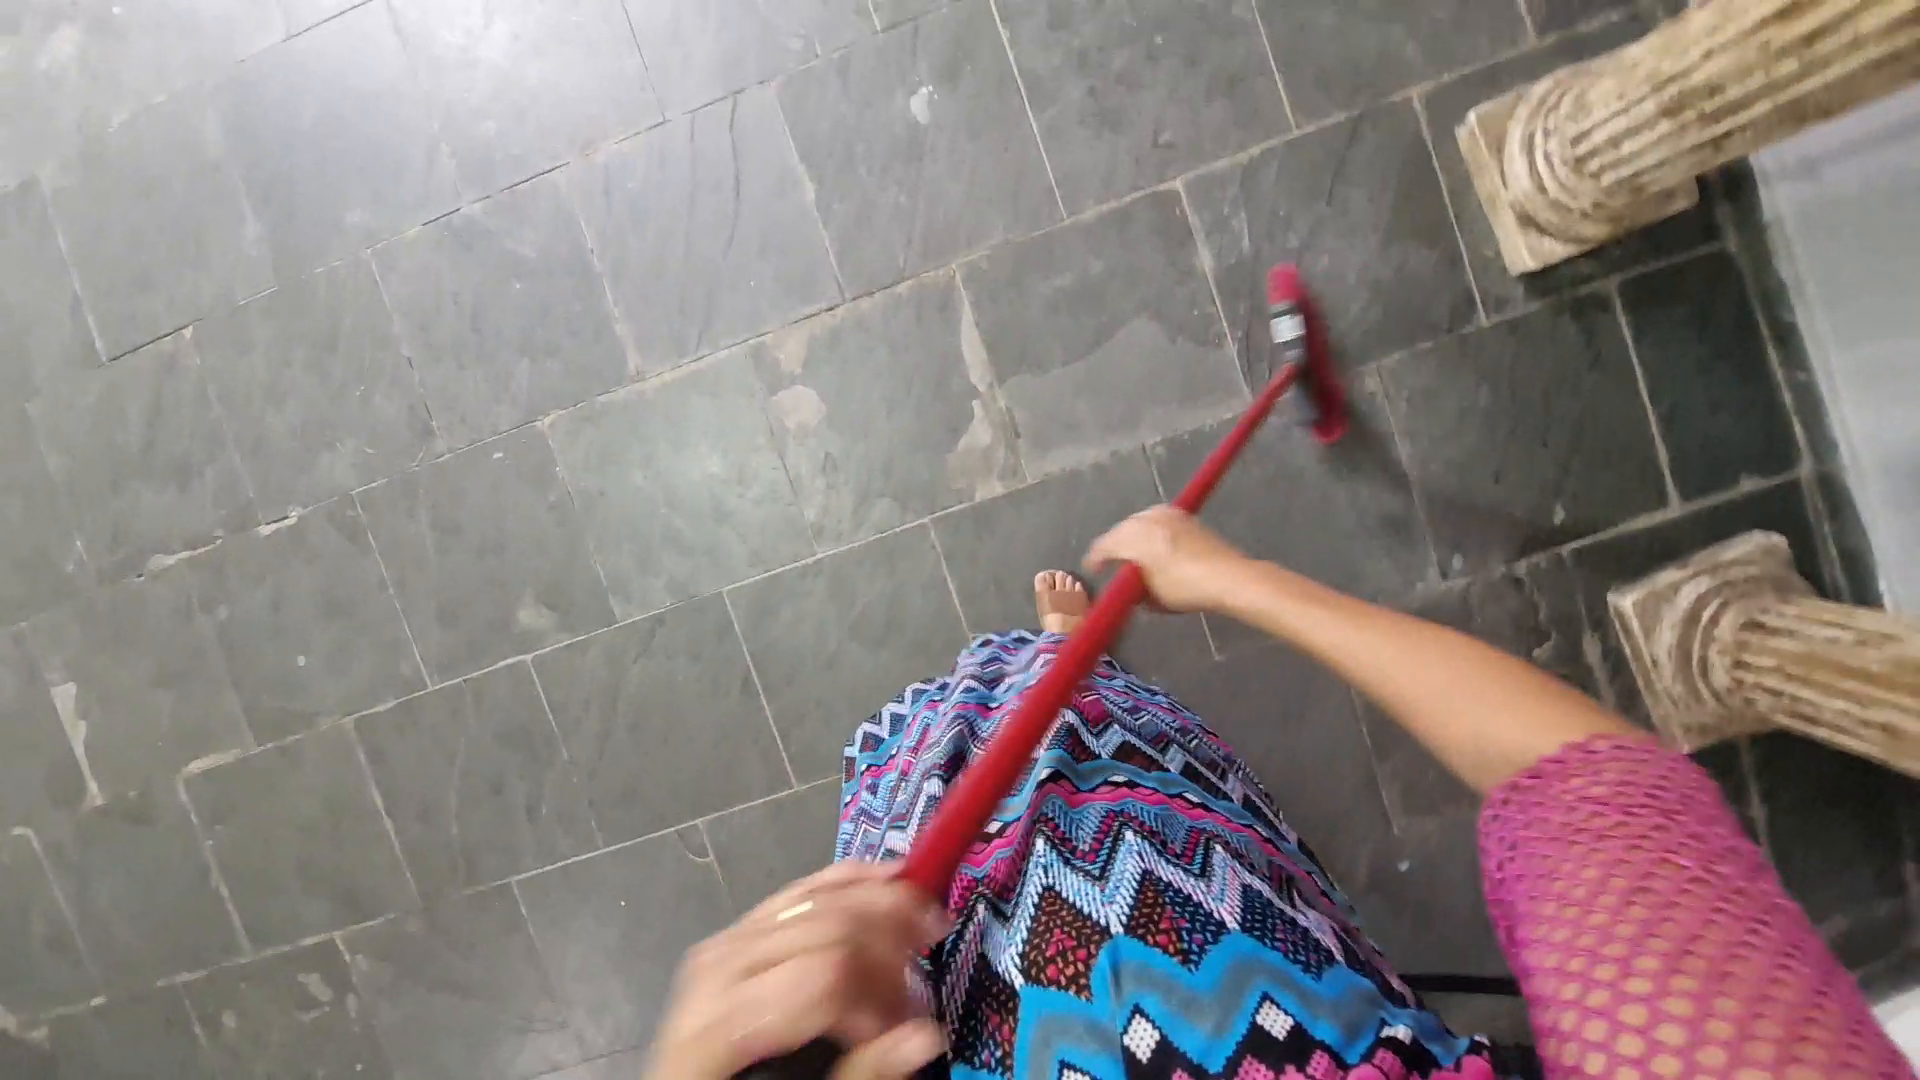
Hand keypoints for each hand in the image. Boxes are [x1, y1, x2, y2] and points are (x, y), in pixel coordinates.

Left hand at [645, 862, 951, 1079]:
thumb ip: (857, 1073)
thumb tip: (925, 1036)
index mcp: (721, 1023)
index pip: (821, 978)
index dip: (877, 995)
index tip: (912, 1023)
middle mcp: (720, 968)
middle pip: (824, 929)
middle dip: (889, 939)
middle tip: (935, 951)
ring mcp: (727, 941)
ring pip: (817, 900)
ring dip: (879, 900)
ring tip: (926, 914)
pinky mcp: (739, 930)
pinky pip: (801, 892)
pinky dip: (848, 881)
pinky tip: (888, 875)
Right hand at [1085, 506, 1250, 613]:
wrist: (1228, 576)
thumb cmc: (1185, 588)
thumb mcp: (1151, 597)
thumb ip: (1132, 587)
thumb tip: (1127, 583)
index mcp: (1134, 538)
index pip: (1104, 545)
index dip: (1095, 559)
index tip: (1092, 569)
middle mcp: (1146, 519)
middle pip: (1120, 530)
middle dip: (1114, 546)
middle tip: (1112, 563)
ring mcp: (1166, 514)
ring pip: (1138, 522)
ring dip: (1131, 536)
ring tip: (1133, 553)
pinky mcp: (1183, 515)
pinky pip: (1155, 521)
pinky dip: (1149, 532)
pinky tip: (1155, 545)